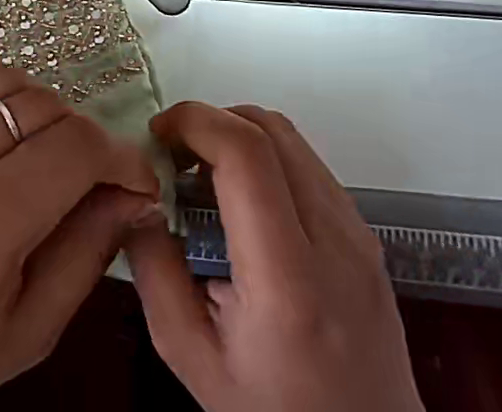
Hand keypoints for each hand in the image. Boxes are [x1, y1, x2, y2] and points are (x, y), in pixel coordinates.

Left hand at [0, 60, 161, 411]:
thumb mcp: (30, 327)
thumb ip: (91, 249)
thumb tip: (137, 193)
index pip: (77, 149)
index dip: (121, 157)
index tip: (136, 181)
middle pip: (48, 109)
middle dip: (87, 138)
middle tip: (93, 180)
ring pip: (8, 83)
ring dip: (45, 110)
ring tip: (47, 154)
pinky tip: (6, 120)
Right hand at [127, 103, 422, 411]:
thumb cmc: (271, 410)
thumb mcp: (189, 353)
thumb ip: (153, 268)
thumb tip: (137, 194)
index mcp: (289, 278)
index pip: (246, 154)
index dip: (195, 122)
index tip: (157, 134)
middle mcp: (335, 240)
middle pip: (269, 129)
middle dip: (208, 119)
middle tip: (171, 150)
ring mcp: (357, 231)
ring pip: (290, 136)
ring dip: (235, 132)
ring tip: (198, 168)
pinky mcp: (363, 230)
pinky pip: (306, 161)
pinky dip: (262, 152)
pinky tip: (235, 191)